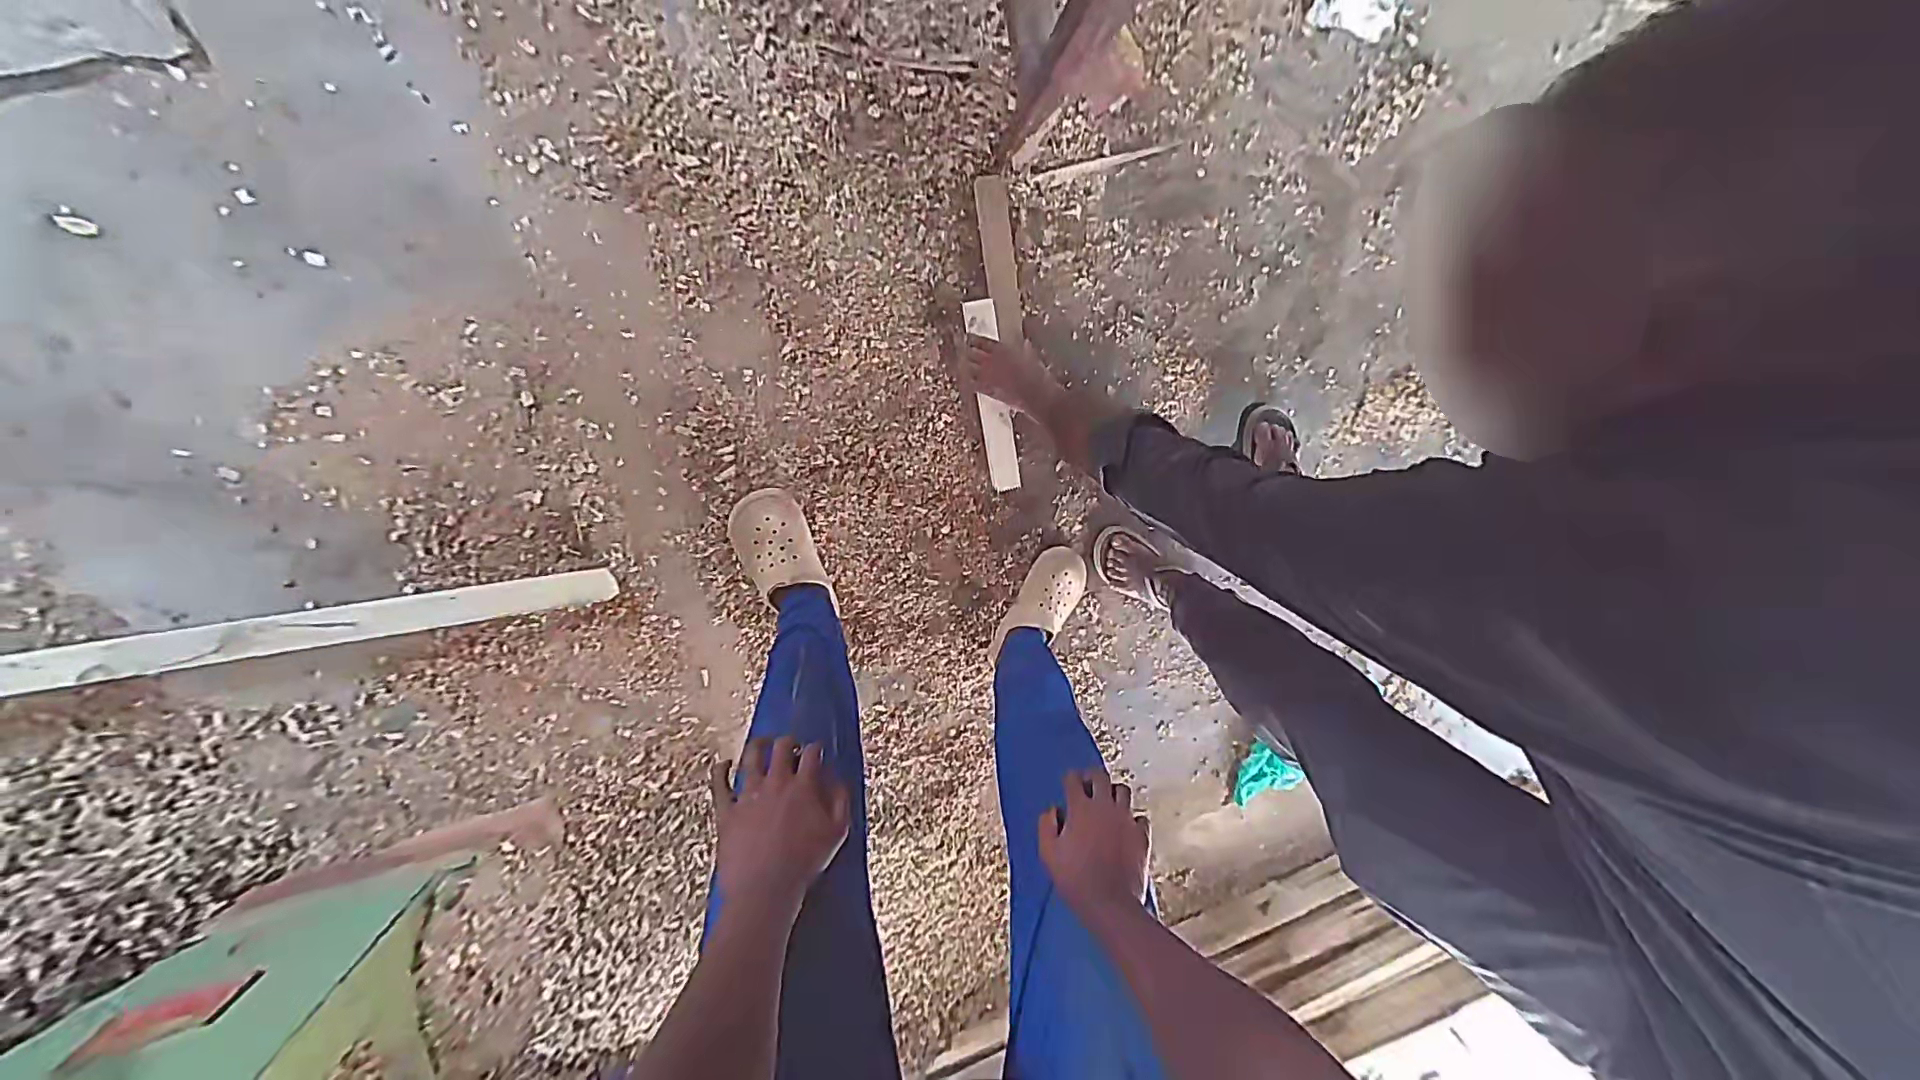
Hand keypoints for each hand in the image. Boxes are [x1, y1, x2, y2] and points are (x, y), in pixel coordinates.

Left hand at [709, 736, 849, 919]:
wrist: (763, 889)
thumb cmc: (803, 863)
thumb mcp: (837, 833)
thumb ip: (841, 801)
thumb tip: (839, 782)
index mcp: (803, 786)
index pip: (812, 753)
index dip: (816, 748)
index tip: (817, 751)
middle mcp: (775, 783)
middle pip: (781, 747)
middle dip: (789, 742)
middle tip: (791, 746)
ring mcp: (748, 795)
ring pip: (751, 757)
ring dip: (758, 746)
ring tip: (762, 744)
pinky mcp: (727, 811)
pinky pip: (720, 784)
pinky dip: (721, 770)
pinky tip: (725, 763)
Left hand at [963, 334, 1066, 418]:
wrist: (1036, 395)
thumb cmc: (1037, 375)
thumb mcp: (1031, 356)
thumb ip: (1024, 349)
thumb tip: (1025, 344)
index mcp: (1001, 349)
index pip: (980, 341)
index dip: (972, 339)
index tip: (966, 337)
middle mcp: (991, 361)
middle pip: (970, 353)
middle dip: (964, 351)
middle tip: (959, 350)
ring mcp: (988, 376)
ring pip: (968, 368)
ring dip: (963, 365)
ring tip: (959, 364)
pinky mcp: (987, 390)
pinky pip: (971, 384)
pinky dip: (967, 381)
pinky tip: (965, 381)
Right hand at [1037, 769, 1150, 913]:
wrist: (1110, 904)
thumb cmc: (1075, 878)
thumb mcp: (1048, 853)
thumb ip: (1046, 826)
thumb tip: (1053, 811)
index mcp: (1081, 808)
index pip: (1074, 779)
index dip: (1070, 780)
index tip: (1068, 785)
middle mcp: (1105, 807)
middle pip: (1101, 776)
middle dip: (1092, 777)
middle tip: (1087, 786)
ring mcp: (1126, 820)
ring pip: (1123, 791)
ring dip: (1113, 793)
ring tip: (1107, 804)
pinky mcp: (1142, 836)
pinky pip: (1139, 817)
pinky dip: (1131, 818)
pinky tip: (1125, 828)